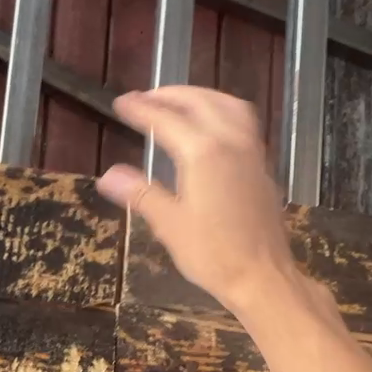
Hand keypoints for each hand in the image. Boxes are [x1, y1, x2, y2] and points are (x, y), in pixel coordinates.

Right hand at [95, 86, 296, 313]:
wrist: (262, 277)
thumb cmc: (213, 255)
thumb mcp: (169, 225)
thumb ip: (141, 194)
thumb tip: (108, 175)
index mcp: (203, 153)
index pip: (165, 120)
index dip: (140, 110)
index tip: (121, 103)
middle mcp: (230, 142)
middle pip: (200, 102)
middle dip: (170, 95)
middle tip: (145, 99)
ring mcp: (251, 153)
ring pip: (227, 106)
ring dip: (201, 97)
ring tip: (179, 104)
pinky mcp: (262, 167)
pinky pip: (243, 123)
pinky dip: (222, 112)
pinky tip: (211, 129)